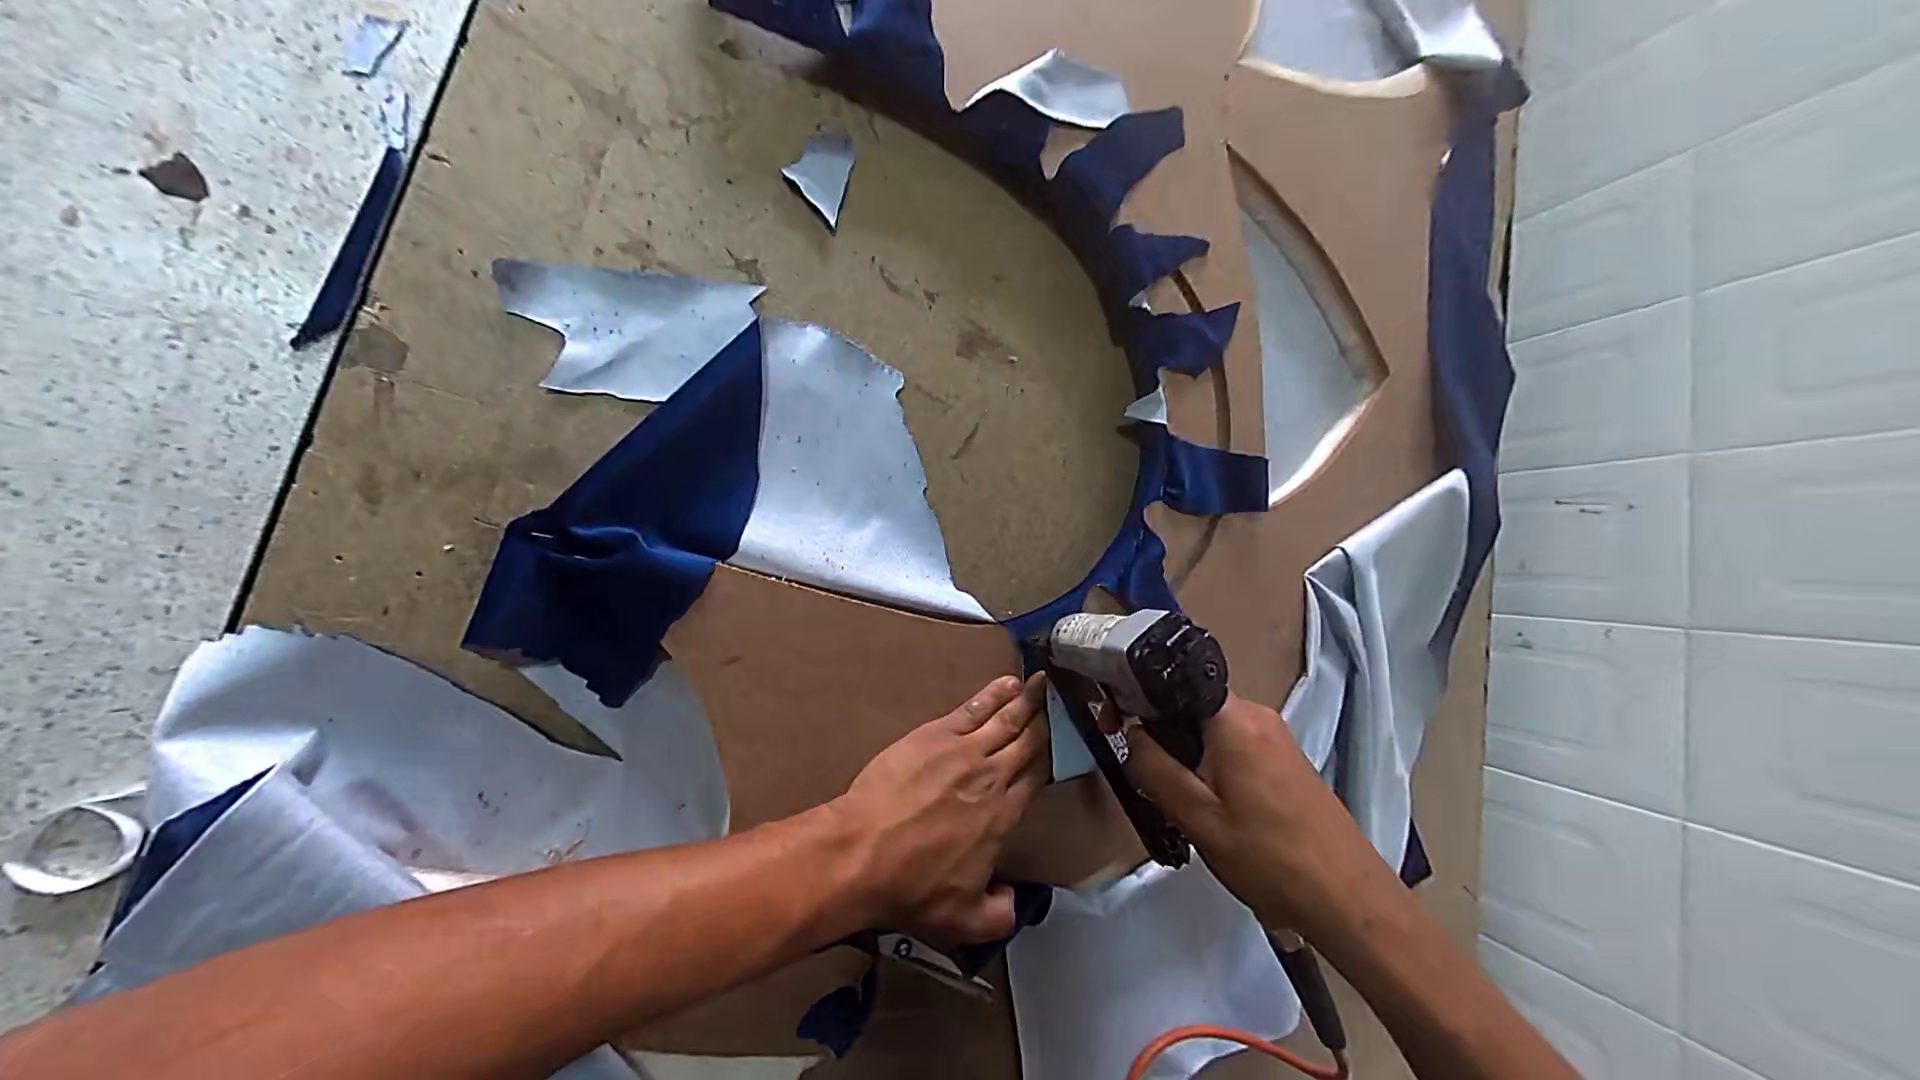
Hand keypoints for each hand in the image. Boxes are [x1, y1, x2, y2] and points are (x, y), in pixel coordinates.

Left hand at [828, 674, 1049, 943]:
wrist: (863, 852)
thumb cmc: (911, 886)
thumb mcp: (964, 920)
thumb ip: (1000, 913)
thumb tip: (1016, 900)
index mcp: (1003, 816)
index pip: (1037, 779)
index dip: (1053, 760)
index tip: (1067, 745)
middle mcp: (993, 778)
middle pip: (1029, 743)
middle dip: (1048, 721)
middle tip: (1063, 700)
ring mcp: (965, 751)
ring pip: (1006, 720)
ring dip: (1027, 700)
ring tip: (1043, 682)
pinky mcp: (936, 735)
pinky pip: (974, 708)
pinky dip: (993, 694)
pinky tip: (1008, 683)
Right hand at [1124, 694, 1396, 939]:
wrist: (1350, 903)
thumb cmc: (1269, 858)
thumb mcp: (1196, 817)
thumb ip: (1154, 767)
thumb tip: (1132, 733)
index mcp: (1235, 718)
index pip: (1173, 685)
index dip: (1140, 702)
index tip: (1117, 728)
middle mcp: (1258, 716)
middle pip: (1191, 709)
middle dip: (1165, 739)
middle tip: (1152, 782)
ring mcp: (1276, 738)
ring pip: (1211, 732)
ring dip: (1189, 759)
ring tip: (1184, 805)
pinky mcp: (1286, 761)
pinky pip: (1234, 749)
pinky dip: (1214, 770)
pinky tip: (1215, 811)